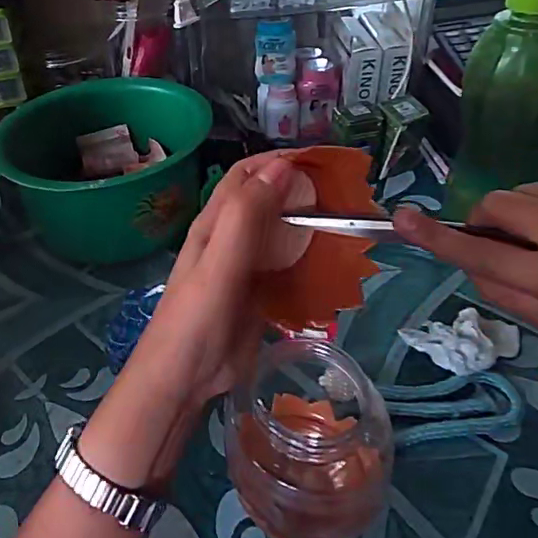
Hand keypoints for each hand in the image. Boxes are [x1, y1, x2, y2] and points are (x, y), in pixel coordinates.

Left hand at [78, 152, 316, 489]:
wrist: (184, 379)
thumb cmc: (197, 317)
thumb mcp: (220, 261)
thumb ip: (246, 215)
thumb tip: (281, 167)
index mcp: (214, 223)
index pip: (247, 175)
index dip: (280, 159)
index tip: (324, 158)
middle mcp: (230, 239)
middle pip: (268, 201)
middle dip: (303, 189)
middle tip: (349, 192)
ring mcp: (245, 268)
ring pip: (281, 234)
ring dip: (311, 224)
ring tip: (353, 224)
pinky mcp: (259, 296)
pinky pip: (289, 268)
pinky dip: (312, 261)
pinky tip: (338, 267)